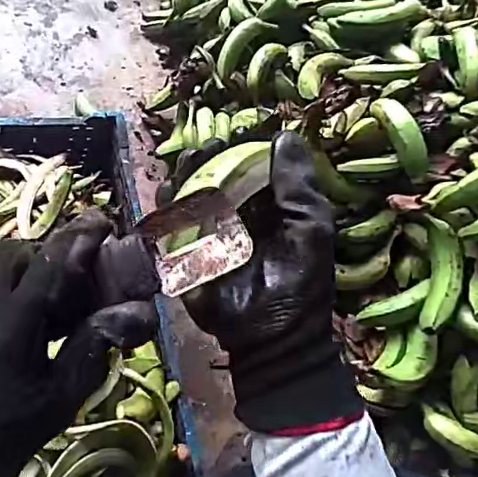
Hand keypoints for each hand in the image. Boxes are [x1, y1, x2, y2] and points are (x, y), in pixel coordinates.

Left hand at [0, 211, 157, 476]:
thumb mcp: (64, 391)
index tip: (102, 222)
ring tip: (39, 297)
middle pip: (20, 252)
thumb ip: (96, 343)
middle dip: (48, 254)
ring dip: (22, 268)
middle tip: (70, 277)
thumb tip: (134, 310)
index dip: (80, 237)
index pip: (53, 259)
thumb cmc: (13, 426)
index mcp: (13, 318)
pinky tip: (7, 313)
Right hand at [164, 131, 360, 435]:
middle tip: (209, 148)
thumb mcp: (310, 229)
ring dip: (185, 177)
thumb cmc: (300, 284)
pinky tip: (172, 195)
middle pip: (213, 176)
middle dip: (207, 158)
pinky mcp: (185, 256)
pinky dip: (167, 209)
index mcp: (267, 205)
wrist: (272, 340)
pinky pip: (169, 227)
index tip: (235, 137)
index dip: (240, 148)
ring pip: (187, 196)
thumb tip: (285, 136)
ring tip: (191, 164)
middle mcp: (235, 215)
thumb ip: (298, 186)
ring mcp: (208, 235)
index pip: (249, 165)